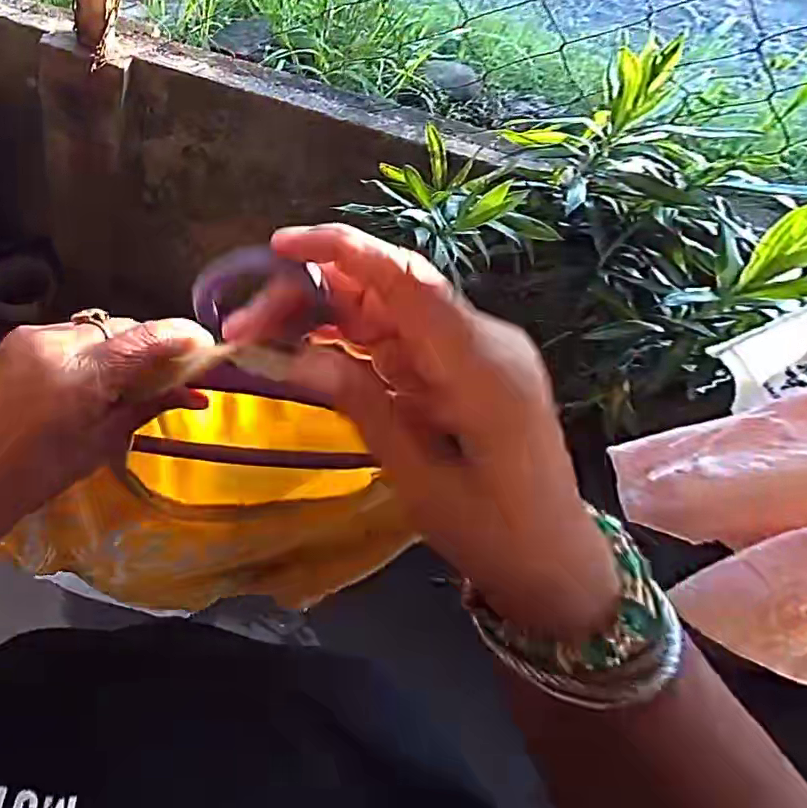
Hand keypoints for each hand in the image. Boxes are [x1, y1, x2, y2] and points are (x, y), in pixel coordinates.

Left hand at [0, 316, 212, 515]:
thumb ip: (148, 406)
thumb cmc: (39, 474)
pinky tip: (81, 377)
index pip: (144, 339)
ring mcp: (31, 337)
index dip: (179, 336)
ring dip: (114, 346)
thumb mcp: (102, 442)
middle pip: (121, 327)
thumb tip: (195, 394)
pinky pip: (66, 335)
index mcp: (81, 375)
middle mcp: (56, 343)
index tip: (202, 342)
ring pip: (94, 329)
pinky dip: (84, 350)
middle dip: (146, 345)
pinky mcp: (15, 339)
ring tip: (117, 378)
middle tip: (163, 371)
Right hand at [224, 224, 620, 638]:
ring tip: (261, 334)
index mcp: (480, 364)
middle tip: (247, 323)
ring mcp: (470, 349)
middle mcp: (479, 339)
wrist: (559, 562)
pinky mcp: (458, 365)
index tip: (281, 245)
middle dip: (312, 292)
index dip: (343, 250)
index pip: (408, 280)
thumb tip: (296, 355)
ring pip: (383, 308)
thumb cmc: (496, 534)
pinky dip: (348, 338)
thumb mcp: (419, 479)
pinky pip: (396, 336)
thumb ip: (363, 405)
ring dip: (321, 314)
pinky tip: (306, 346)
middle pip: (385, 288)